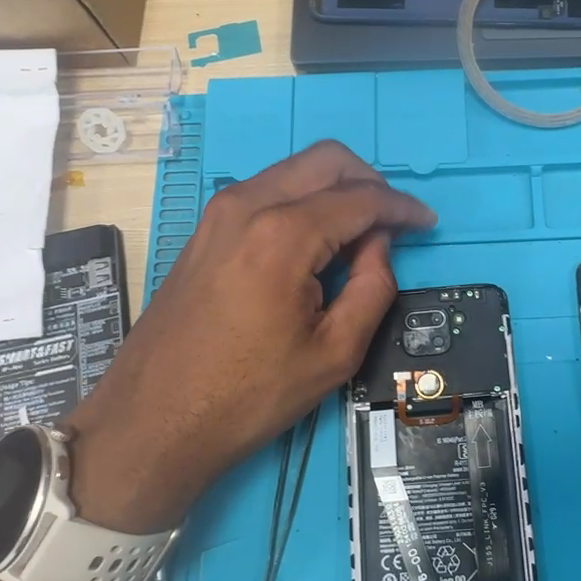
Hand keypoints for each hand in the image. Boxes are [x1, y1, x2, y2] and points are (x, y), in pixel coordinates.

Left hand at [65, 142, 435, 532]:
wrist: (154, 420)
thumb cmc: (248, 395)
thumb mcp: (334, 352)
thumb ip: (373, 287)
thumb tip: (378, 245)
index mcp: (284, 233)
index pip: (361, 198)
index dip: (402, 207)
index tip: (426, 222)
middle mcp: (248, 204)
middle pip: (326, 160)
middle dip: (370, 182)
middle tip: (393, 222)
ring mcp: (219, 213)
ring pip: (294, 170)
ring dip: (334, 189)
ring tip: (358, 237)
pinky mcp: (204, 230)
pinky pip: (266, 191)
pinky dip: (301, 201)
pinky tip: (314, 243)